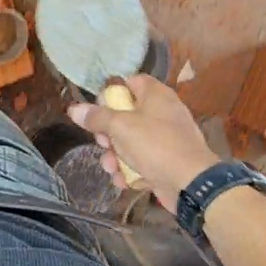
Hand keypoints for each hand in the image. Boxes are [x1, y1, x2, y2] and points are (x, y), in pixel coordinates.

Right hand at [68, 75, 218, 212]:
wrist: (191, 183)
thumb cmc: (155, 146)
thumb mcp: (120, 127)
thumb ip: (96, 117)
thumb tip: (74, 109)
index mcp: (156, 96)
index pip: (132, 82)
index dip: (113, 93)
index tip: (99, 108)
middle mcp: (163, 113)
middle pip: (126, 115)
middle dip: (108, 133)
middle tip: (102, 142)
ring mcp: (166, 138)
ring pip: (130, 141)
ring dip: (115, 156)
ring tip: (112, 168)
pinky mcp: (166, 160)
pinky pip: (141, 160)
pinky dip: (131, 169)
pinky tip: (124, 180)